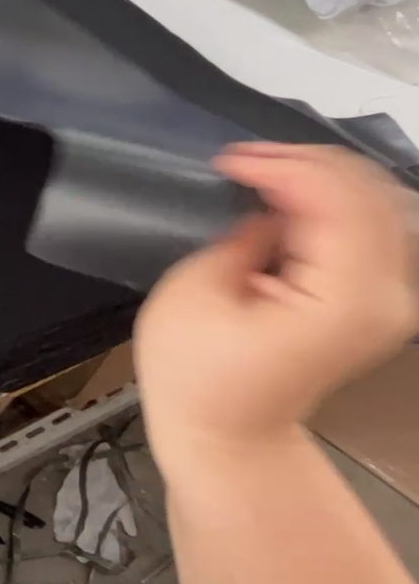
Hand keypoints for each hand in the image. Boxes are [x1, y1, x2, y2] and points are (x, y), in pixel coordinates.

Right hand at [135, 143, 418, 453]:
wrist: (226, 427)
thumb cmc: (195, 371)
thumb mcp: (193, 293)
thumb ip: (242, 242)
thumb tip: (268, 216)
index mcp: (343, 298)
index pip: (340, 205)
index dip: (286, 169)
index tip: (230, 160)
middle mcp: (387, 296)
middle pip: (376, 200)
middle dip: (310, 165)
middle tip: (245, 156)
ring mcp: (390, 300)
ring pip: (382, 210)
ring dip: (324, 180)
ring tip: (262, 169)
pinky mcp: (375, 301)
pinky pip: (371, 233)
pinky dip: (332, 204)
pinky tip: (288, 198)